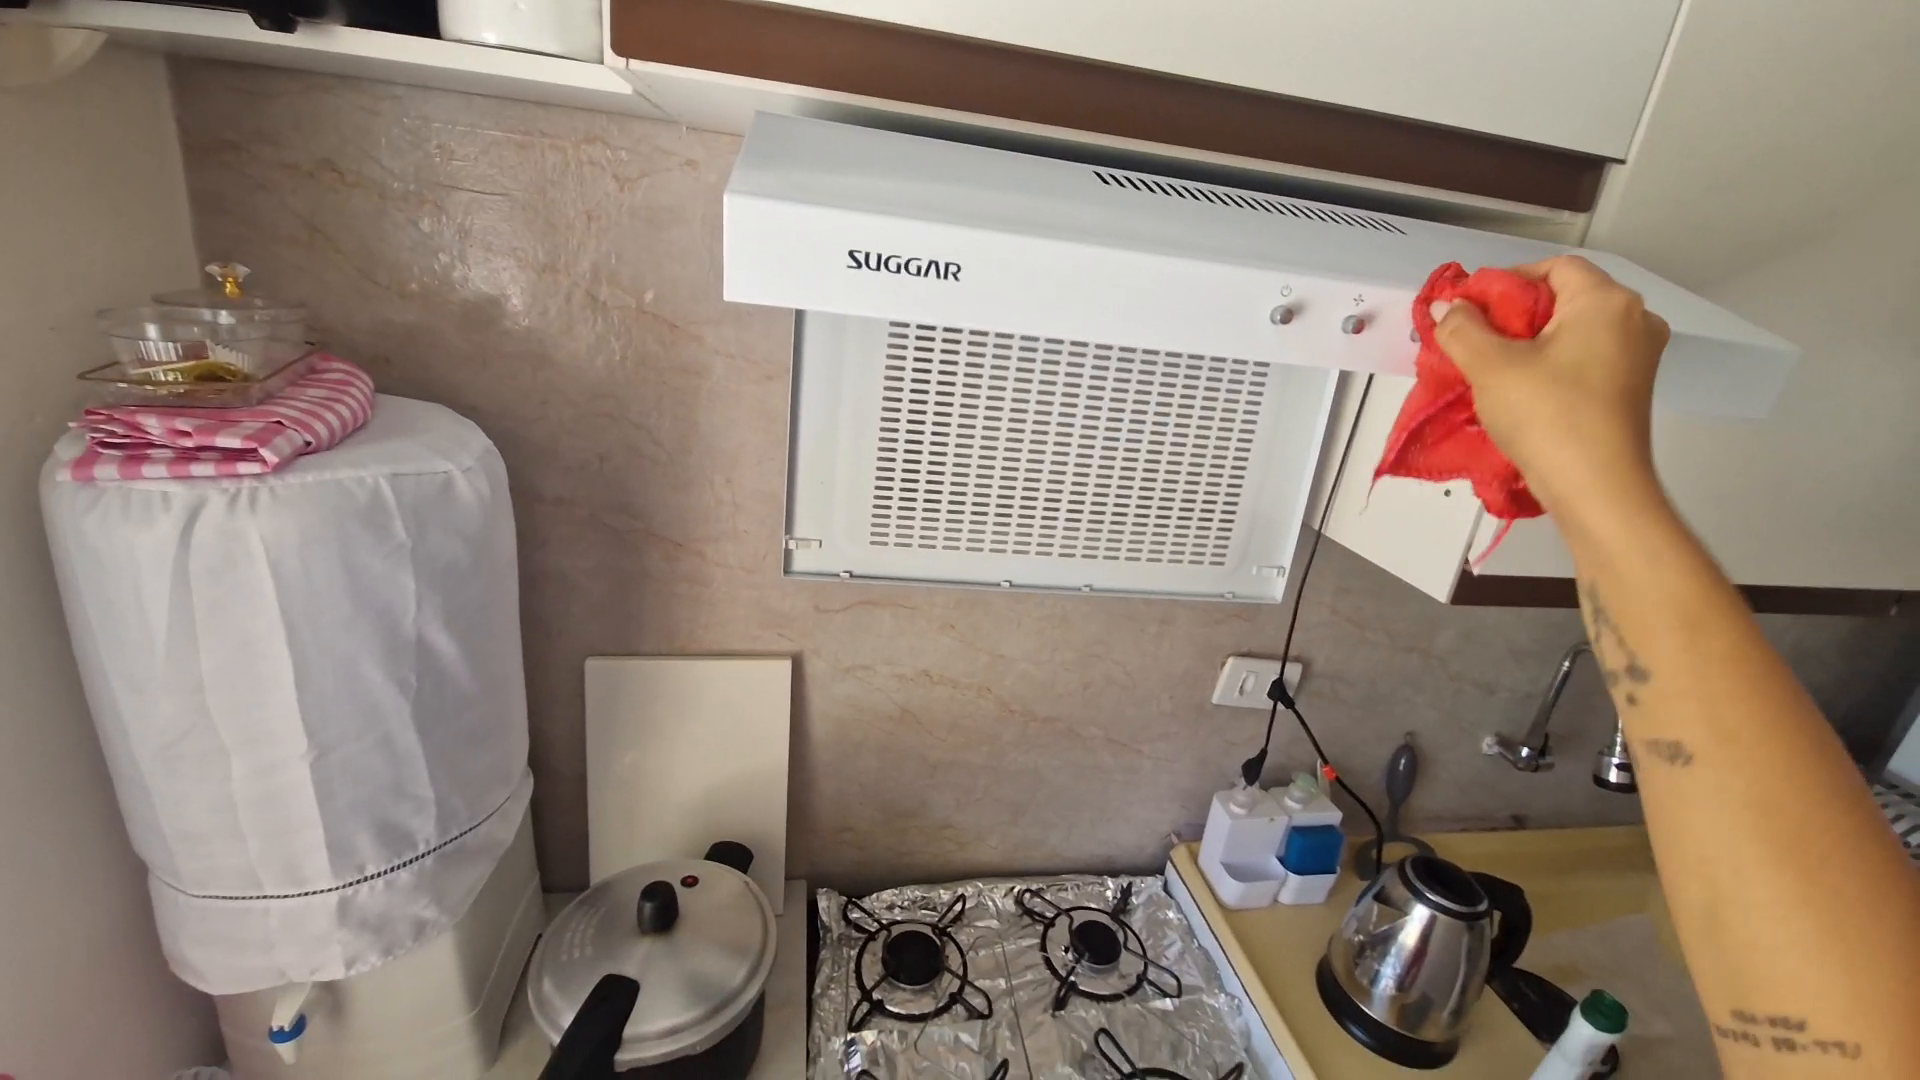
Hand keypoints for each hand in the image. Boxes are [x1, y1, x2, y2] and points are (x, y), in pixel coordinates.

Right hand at [1434, 255, 1671, 531]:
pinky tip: (1516, 388)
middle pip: (1562, 299)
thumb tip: (1449, 306)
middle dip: (1511, 315)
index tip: (1466, 309)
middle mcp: (1633, 320)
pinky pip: (1580, 358)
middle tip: (1470, 340)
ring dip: (1525, 342)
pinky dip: (1546, 364)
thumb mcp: (1490, 367)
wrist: (1595, 485)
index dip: (1504, 280)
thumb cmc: (1547, 416)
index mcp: (1606, 302)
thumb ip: (1462, 329)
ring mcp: (1636, 355)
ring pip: (1569, 331)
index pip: (1553, 267)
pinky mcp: (1627, 387)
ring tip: (1487, 368)